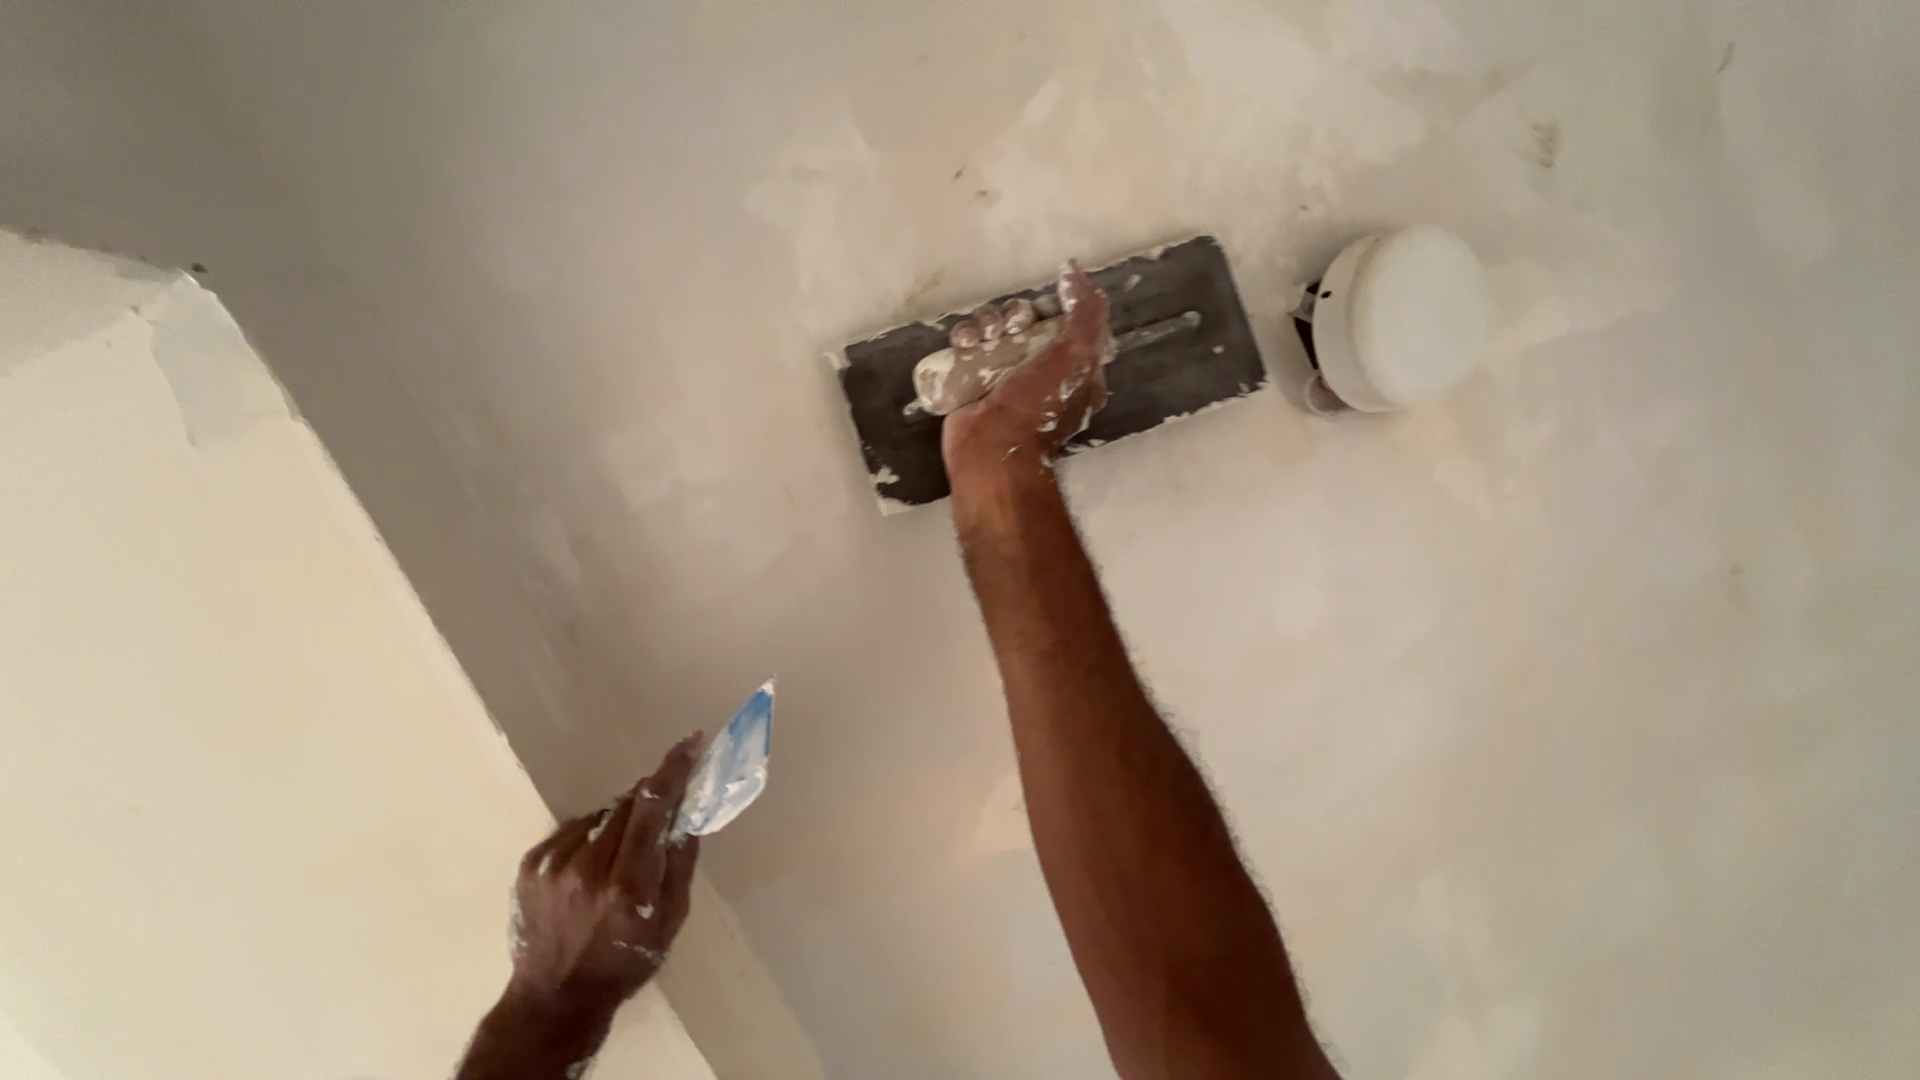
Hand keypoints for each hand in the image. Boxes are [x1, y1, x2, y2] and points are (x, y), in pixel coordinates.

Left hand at [505, 734, 702, 1016]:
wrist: (553, 998)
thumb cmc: (625, 961)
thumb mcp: (671, 919)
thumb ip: (681, 861)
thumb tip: (690, 811)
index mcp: (628, 885)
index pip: (653, 809)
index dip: (674, 771)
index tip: (690, 743)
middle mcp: (587, 868)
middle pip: (629, 805)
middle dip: (653, 796)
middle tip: (668, 800)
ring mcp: (553, 864)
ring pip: (603, 814)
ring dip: (623, 818)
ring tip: (626, 849)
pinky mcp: (532, 864)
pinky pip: (576, 828)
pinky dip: (594, 834)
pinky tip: (596, 862)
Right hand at [941, 261, 1111, 472]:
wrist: (992, 449)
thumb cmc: (1039, 407)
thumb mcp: (1078, 356)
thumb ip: (1086, 311)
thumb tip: (1074, 270)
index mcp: (1073, 369)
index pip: (1063, 322)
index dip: (1051, 308)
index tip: (1041, 311)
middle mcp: (1039, 371)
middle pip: (1025, 321)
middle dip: (1015, 315)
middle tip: (1010, 329)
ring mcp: (1003, 376)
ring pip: (993, 328)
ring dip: (986, 322)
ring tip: (981, 338)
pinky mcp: (971, 381)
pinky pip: (967, 346)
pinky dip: (964, 338)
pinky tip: (963, 345)